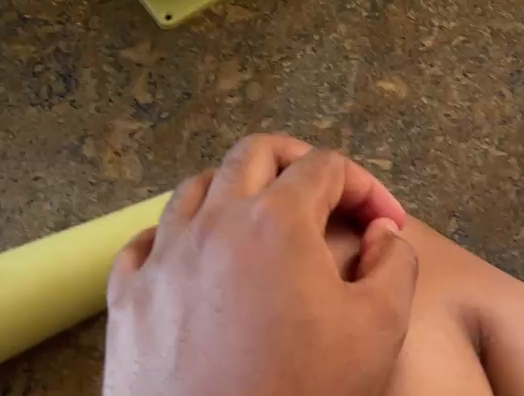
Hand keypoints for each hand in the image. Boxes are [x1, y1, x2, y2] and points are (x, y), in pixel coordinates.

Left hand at [103, 135, 417, 395]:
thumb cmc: (300, 395)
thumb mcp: (381, 326)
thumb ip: (396, 261)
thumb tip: (381, 235)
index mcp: (279, 219)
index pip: (329, 165)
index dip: (366, 185)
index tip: (386, 223)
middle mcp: (217, 223)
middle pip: (256, 152)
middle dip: (300, 161)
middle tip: (327, 195)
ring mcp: (164, 261)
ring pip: (197, 187)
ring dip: (239, 190)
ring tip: (265, 220)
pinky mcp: (126, 305)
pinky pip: (146, 243)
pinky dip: (178, 236)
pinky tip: (199, 260)